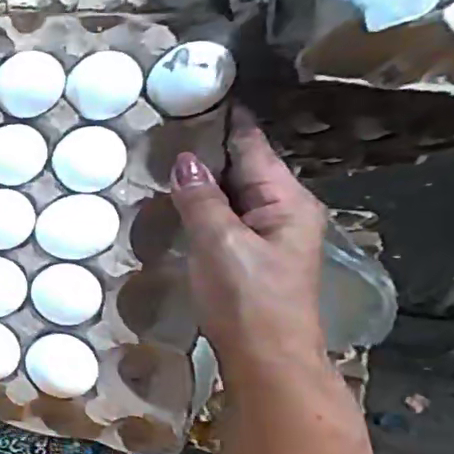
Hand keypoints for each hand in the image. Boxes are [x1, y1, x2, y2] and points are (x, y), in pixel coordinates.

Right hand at [170, 107, 326, 377]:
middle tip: (171, 123)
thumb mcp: (220, 244)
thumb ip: (202, 199)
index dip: (230, 123)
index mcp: (286, 203)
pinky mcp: (249, 256)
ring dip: (205, 176)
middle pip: (245, 168)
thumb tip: (185, 161)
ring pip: (233, 193)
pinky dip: (203, 202)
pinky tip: (179, 200)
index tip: (207, 94)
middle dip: (212, 147)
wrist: (267, 359)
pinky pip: (225, 215)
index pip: (253, 149)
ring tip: (167, 156)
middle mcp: (282, 213)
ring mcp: (267, 236)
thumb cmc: (249, 299)